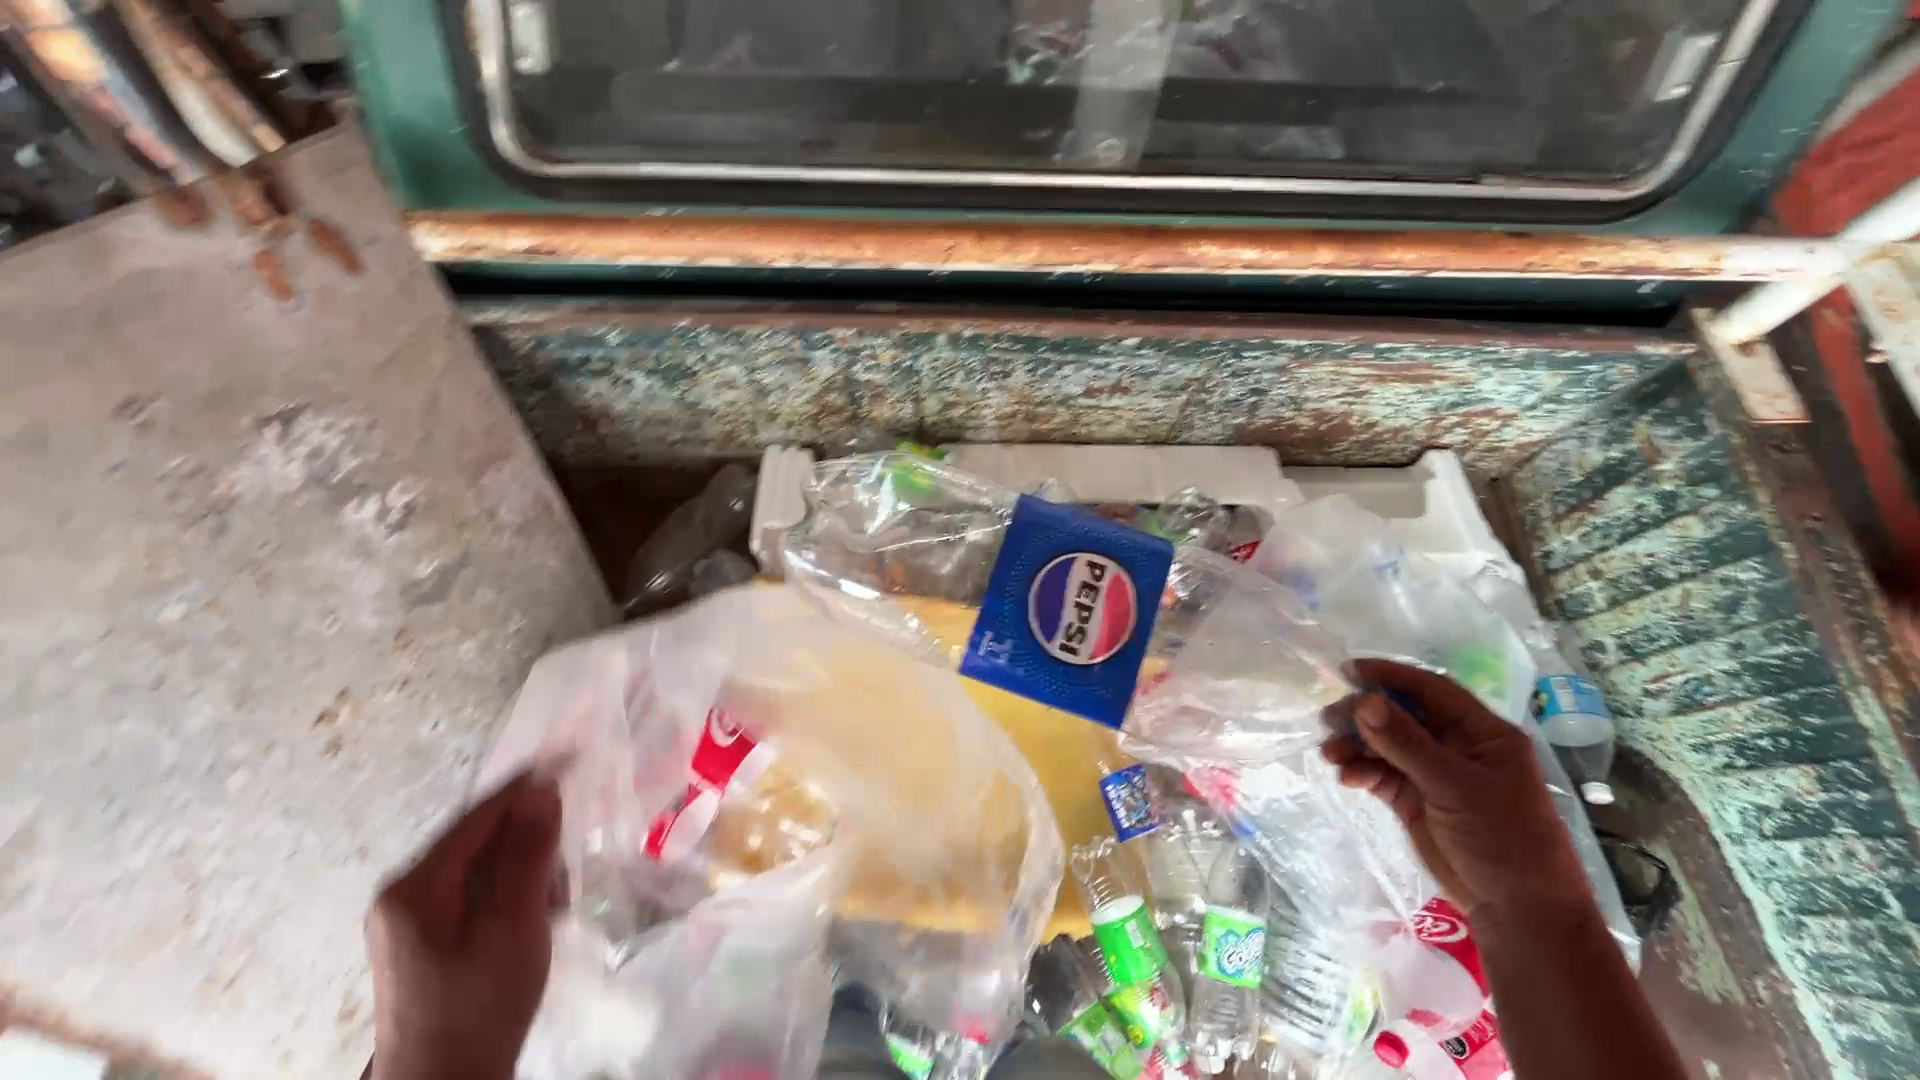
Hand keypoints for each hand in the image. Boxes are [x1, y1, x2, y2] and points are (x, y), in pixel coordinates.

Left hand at [366, 772, 562, 1079]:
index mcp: (415, 885)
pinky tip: (533, 921)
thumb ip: (528, 854)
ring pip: (482, 866)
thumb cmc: (482, 1005)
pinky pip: (476, 893)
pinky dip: (511, 895)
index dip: (527, 782)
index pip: (479, 813)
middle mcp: (403, 892)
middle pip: (480, 838)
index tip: (572, 754)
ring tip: (552, 909)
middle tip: (565, 874)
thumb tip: (542, 789)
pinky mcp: (426, 938)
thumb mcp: (515, 925)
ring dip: (526, 874)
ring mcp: (411, 917)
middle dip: (530, 844)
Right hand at [1322, 659, 1588, 914]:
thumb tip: (1363, 700)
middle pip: (1402, 716)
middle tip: (1328, 718)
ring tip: (1330, 754)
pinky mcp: (1416, 801)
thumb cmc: (1504, 839)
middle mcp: (1457, 747)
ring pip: (1386, 746)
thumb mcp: (1454, 786)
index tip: (1348, 671)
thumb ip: (1405, 743)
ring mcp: (1435, 775)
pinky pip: (1381, 775)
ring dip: (1357, 745)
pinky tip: (1347, 777)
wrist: (1519, 911)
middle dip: (1364, 715)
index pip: (1431, 690)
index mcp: (1482, 734)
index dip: (1391, 676)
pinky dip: (1361, 772)